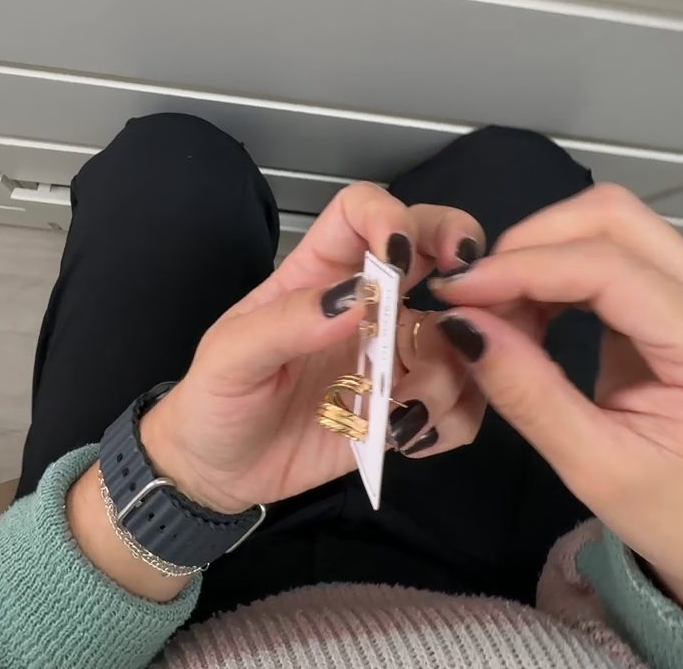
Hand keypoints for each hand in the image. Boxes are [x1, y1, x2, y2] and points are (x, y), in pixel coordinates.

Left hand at [140, 182, 487, 514]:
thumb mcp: (231, 356)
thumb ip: (288, 321)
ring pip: (455, 332)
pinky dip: (450, 419)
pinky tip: (404, 440)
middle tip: (466, 297)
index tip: (399, 257)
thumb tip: (358, 297)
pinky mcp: (405, 404)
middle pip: (430, 244)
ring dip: (446, 370)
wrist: (221, 472)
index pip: (361, 210)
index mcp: (318, 271)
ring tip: (400, 412)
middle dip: (458, 253)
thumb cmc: (216, 400)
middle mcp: (366, 303)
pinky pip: (459, 399)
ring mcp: (391, 353)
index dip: (389, 216)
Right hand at [429, 185, 682, 635]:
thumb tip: (459, 322)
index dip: (524, 268)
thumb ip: (526, 391)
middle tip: (478, 292)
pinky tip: (528, 307)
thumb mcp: (591, 467)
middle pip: (614, 218)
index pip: (609, 269)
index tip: (456, 289)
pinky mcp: (678, 290)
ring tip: (499, 305)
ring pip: (609, 221)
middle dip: (532, 241)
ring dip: (540, 249)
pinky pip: (608, 246)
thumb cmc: (669, 513)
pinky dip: (554, 264)